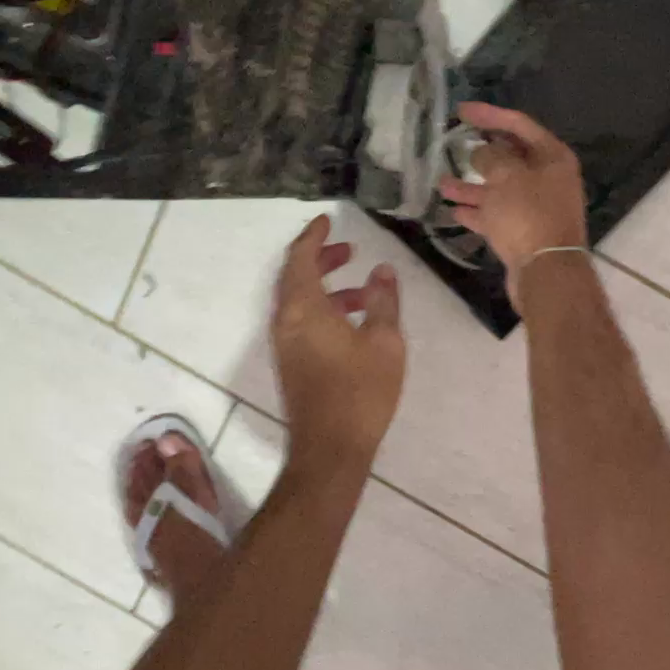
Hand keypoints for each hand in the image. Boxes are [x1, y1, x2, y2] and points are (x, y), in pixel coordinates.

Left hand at [271, 215, 405, 473]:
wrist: (331, 448)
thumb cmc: (360, 392)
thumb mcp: (384, 342)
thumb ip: (383, 301)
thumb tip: (381, 271)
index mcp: (303, 308)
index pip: (300, 258)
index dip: (313, 236)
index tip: (327, 220)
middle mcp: (286, 321)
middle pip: (295, 277)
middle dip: (320, 259)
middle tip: (348, 249)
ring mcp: (285, 345)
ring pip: (298, 302)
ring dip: (325, 287)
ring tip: (360, 287)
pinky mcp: (291, 365)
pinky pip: (301, 322)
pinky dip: (322, 310)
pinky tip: (352, 323)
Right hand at [437, 102, 588, 308]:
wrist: (546, 272)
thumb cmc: (528, 215)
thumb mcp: (506, 177)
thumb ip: (489, 157)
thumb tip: (480, 153)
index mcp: (553, 157)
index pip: (519, 125)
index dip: (489, 115)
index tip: (461, 111)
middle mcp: (548, 179)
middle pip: (510, 158)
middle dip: (479, 153)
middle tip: (453, 144)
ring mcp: (537, 208)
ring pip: (500, 189)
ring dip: (471, 186)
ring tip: (441, 182)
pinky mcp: (525, 234)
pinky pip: (498, 215)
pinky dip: (477, 211)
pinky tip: (453, 209)